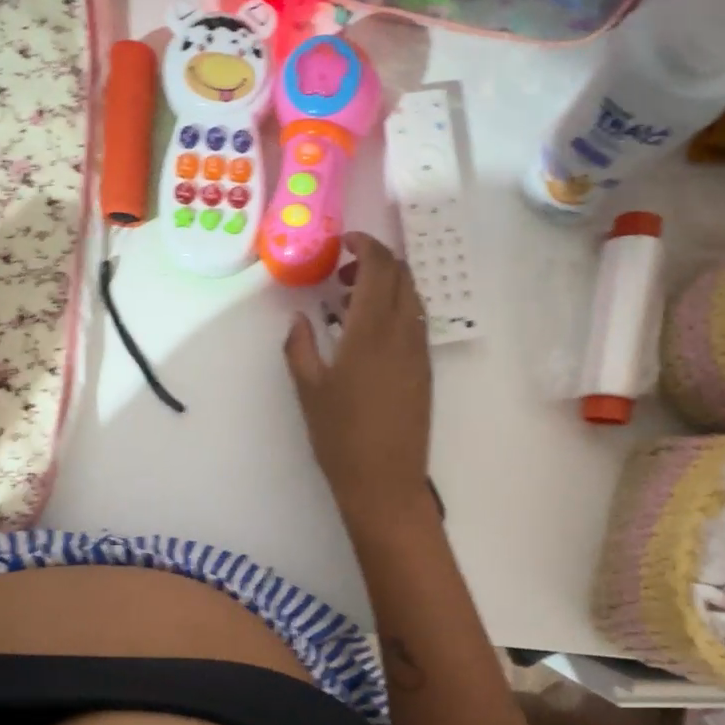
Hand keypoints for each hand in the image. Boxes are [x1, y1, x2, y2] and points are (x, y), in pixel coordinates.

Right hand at [284, 233, 433, 530]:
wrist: (384, 481)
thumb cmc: (340, 437)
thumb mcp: (309, 390)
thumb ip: (300, 347)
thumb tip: (298, 319)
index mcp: (372, 330)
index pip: (380, 267)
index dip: (365, 245)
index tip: (344, 244)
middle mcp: (403, 333)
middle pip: (402, 276)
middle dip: (376, 262)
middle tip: (343, 273)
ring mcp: (419, 352)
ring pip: (412, 299)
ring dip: (387, 288)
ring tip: (351, 306)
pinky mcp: (425, 371)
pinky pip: (415, 324)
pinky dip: (396, 312)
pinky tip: (369, 335)